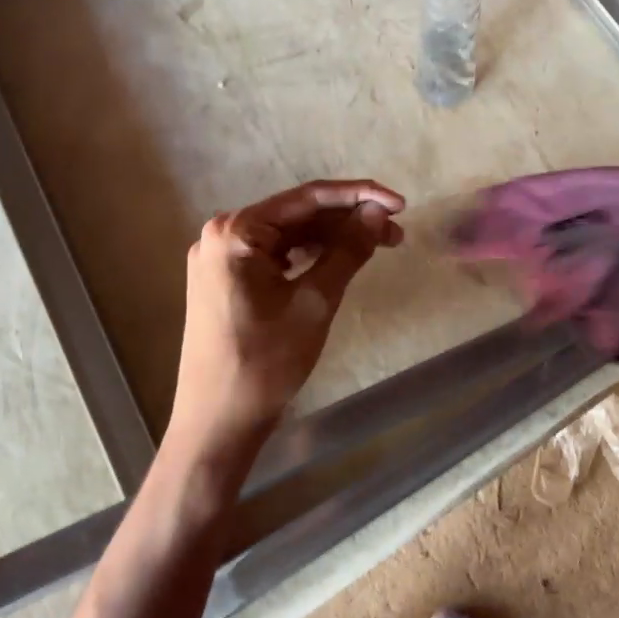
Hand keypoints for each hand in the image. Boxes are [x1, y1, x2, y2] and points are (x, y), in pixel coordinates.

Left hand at [171, 180, 405, 457]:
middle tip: (397, 232)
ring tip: (379, 246)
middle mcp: (223, 235)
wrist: (218, 421)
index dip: (359, 196)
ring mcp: (221, 259)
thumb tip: (378, 212)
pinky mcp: (226, 280)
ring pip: (290, 235)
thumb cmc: (265, 361)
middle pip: (299, 214)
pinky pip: (277, 255)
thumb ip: (348, 250)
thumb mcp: (315, 301)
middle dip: (349, 219)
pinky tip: (340, 261)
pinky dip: (311, 255)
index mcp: (237, 232)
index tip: (400, 204)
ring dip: (333, 238)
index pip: (308, 198)